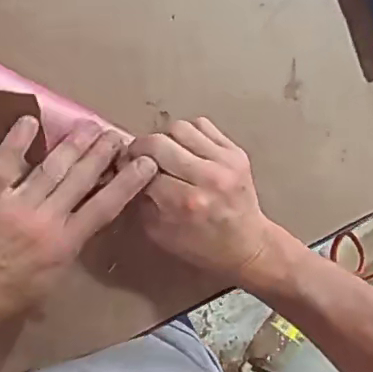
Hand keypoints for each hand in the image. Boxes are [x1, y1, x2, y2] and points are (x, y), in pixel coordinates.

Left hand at [0, 115, 157, 334]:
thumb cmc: (10, 294)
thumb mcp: (53, 278)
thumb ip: (70, 246)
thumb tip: (84, 218)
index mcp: (65, 243)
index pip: (105, 206)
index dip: (127, 182)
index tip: (145, 163)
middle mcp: (45, 219)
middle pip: (80, 179)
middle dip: (102, 153)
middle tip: (116, 134)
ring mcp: (15, 203)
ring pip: (51, 167)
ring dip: (73, 144)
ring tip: (89, 125)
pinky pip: (5, 162)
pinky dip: (18, 140)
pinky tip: (30, 121)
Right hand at [128, 117, 289, 286]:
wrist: (247, 245)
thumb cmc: (200, 245)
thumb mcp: (159, 233)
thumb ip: (141, 201)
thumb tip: (128, 171)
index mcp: (185, 203)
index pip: (145, 170)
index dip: (131, 167)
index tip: (126, 169)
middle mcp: (207, 178)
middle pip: (158, 143)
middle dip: (141, 148)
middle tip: (139, 156)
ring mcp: (225, 162)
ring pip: (179, 128)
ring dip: (165, 138)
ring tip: (164, 152)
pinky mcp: (236, 152)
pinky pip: (202, 125)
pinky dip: (188, 133)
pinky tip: (186, 149)